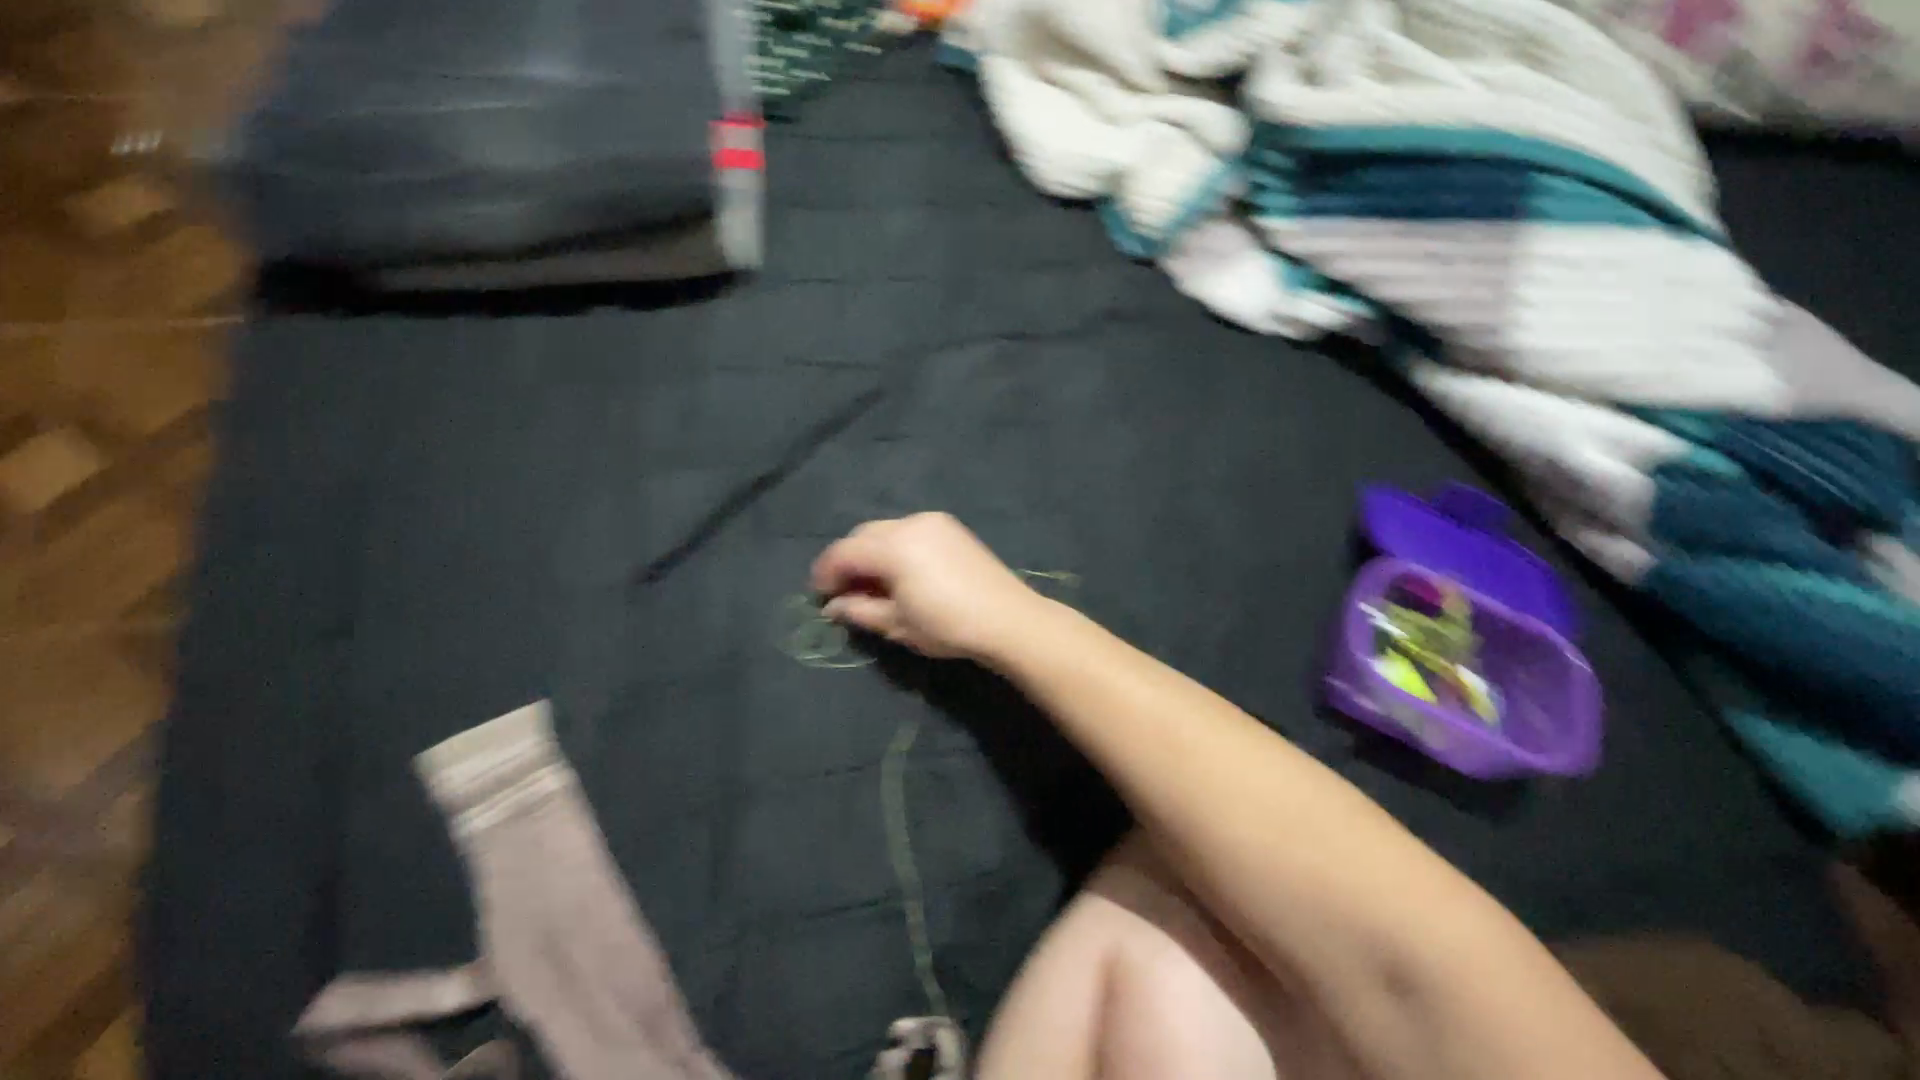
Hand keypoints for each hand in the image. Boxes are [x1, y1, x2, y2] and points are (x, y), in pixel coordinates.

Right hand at [809, 513, 1046, 660]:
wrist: (1008, 619)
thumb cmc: (947, 626)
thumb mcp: (896, 624)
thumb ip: (859, 610)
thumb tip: (833, 606)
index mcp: (892, 546)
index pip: (843, 552)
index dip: (826, 574)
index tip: (819, 597)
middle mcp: (909, 524)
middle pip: (862, 535)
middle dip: (848, 561)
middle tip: (844, 593)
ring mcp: (933, 522)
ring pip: (885, 531)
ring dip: (871, 553)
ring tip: (872, 586)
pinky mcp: (950, 528)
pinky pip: (909, 531)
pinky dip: (895, 548)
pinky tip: (900, 575)